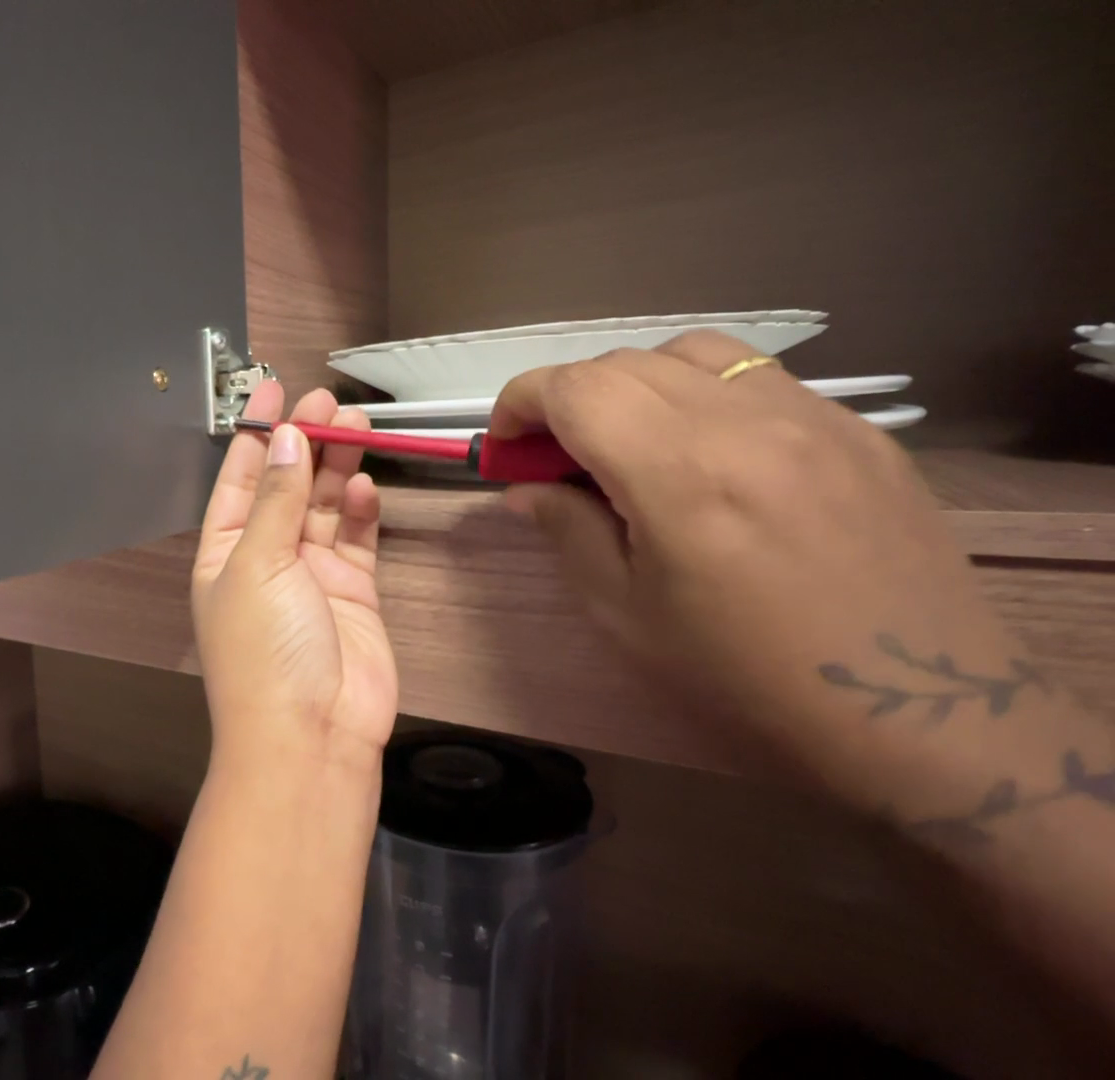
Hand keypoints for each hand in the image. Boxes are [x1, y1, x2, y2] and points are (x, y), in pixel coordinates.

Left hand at [192, 383, 397, 772]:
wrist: (311, 736)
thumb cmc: (264, 650)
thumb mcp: (258, 563)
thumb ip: (275, 498)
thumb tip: (284, 437)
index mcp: (224, 552)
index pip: (238, 478)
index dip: (254, 433)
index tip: (273, 387)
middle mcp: (264, 559)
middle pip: (284, 486)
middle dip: (303, 443)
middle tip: (329, 401)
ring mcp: (310, 576)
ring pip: (323, 507)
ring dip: (337, 467)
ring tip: (356, 424)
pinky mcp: (352, 593)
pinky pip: (355, 540)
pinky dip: (361, 511)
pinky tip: (366, 484)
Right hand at [490, 331, 1027, 783]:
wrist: (919, 706)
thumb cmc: (743, 674)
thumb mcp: (626, 614)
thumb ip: (568, 531)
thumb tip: (527, 487)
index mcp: (679, 474)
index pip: (575, 389)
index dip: (520, 404)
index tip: (505, 446)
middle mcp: (746, 422)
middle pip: (624, 363)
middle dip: (567, 399)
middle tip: (557, 459)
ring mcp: (812, 417)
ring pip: (693, 352)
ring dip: (634, 383)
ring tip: (629, 443)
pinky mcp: (857, 430)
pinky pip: (757, 378)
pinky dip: (701, 394)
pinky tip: (706, 453)